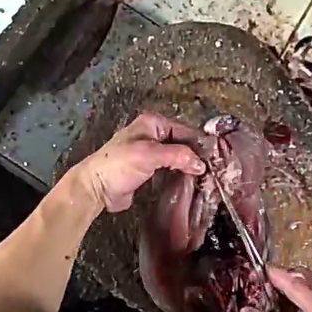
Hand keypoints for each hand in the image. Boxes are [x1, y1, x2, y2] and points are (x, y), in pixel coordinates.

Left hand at [64, 112, 205, 213]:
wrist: (96, 188)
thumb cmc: (119, 165)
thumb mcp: (149, 155)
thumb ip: (177, 155)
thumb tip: (201, 164)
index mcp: (152, 124)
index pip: (184, 130)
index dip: (199, 144)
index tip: (215, 158)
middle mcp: (153, 135)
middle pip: (182, 144)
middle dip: (196, 156)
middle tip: (213, 171)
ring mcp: (151, 153)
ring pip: (178, 158)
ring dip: (189, 167)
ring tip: (206, 179)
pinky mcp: (149, 170)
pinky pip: (170, 171)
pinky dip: (180, 176)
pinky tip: (192, 184)